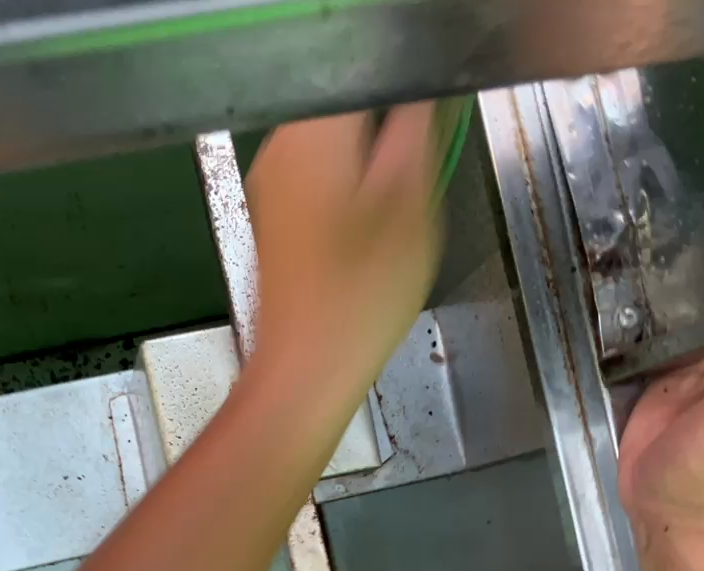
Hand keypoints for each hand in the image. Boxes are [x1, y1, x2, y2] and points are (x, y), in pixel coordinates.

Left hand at [245, 103, 443, 392]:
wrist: (305, 370)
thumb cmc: (354, 305)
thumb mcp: (411, 208)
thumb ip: (417, 132)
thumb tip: (421, 93)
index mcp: (315, 134)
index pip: (368, 67)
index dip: (407, 85)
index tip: (432, 113)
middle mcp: (281, 150)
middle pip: (349, 101)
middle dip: (390, 123)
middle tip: (420, 165)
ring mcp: (271, 184)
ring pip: (334, 139)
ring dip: (371, 156)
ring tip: (394, 207)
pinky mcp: (274, 216)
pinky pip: (318, 175)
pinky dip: (349, 186)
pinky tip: (367, 228)